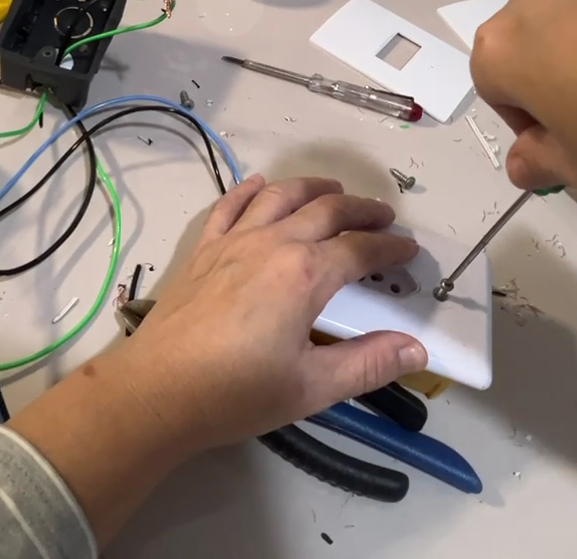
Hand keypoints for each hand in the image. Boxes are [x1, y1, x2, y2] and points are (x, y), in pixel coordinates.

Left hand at [9, 175, 425, 542]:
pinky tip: (259, 183)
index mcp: (305, 274)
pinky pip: (230, 205)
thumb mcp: (311, 388)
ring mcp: (234, 240)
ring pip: (279, 196)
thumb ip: (367, 364)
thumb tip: (416, 347)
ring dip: (311, 187)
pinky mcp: (204, 247)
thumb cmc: (237, 392)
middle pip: (325, 211)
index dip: (389, 247)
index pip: (359, 250)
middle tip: (383, 215)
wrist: (160, 388)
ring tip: (333, 188)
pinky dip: (249, 189)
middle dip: (360, 209)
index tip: (409, 249)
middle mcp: (273, 243)